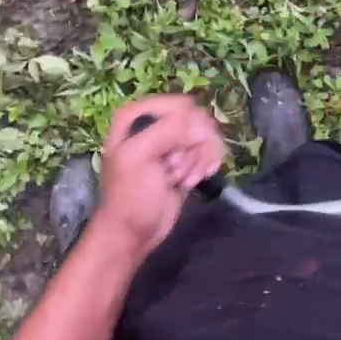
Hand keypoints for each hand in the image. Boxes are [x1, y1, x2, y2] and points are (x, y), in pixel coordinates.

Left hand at [90, 95, 224, 261]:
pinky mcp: (187, 157)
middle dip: (193, 147)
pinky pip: (210, 150)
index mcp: (137, 114)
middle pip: (198, 120)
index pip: (181, 105)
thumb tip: (205, 126)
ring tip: (180, 179)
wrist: (134, 233)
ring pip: (207, 136)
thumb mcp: (138, 156)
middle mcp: (156, 122)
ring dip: (199, 160)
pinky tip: (191, 182)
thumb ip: (168, 130)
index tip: (175, 152)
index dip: (185, 128)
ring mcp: (173, 141)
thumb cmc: (129, 195)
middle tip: (174, 169)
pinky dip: (205, 166)